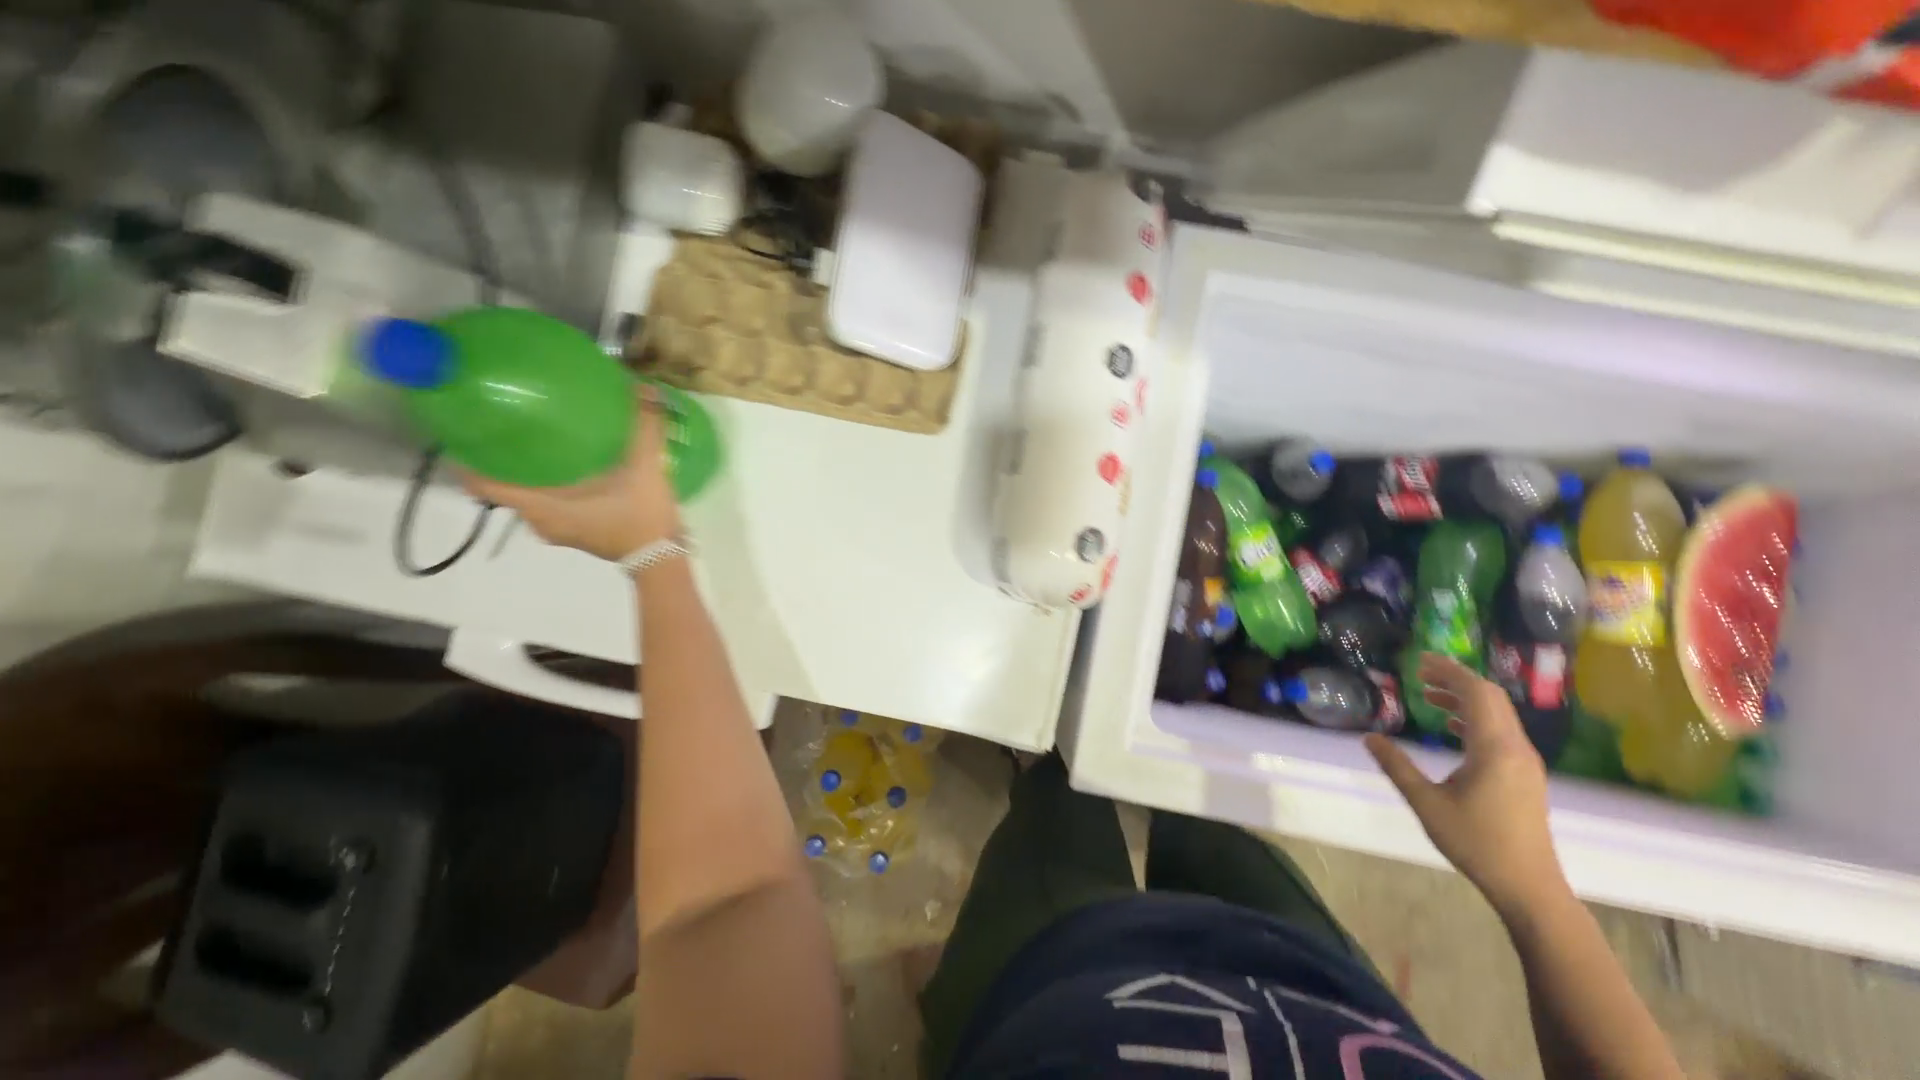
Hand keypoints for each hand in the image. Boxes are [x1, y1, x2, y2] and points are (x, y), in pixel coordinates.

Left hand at [463, 388, 681, 561]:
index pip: (484, 485)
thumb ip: (643, 428)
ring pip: (523, 497)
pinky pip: (542, 505)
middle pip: (501, 488)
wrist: (661, 561)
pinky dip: (543, 486)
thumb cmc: (642, 518)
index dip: (466, 461)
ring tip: (532, 440)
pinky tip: (564, 467)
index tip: (461, 432)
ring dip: (522, 474)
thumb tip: (644, 387)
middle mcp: (539, 521)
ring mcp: (554, 530)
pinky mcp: (571, 532)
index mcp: (542, 506)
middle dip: (498, 460)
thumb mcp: (646, 469)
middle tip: (504, 425)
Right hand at [1365, 654, 1569, 918]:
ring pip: (1499, 713)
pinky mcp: (1526, 775)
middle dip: (1456, 679)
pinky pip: (1502, 731)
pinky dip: (1477, 718)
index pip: (1475, 692)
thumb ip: (1397, 767)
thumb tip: (1369, 738)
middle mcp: (1515, 747)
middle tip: (1421, 675)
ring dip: (1466, 698)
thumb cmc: (1475, 842)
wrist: (1527, 884)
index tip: (1418, 663)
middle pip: (1490, 697)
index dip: (1448, 671)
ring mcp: (1525, 761)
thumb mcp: (1427, 804)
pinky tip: (1455, 728)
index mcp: (1494, 747)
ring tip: (1431, 697)